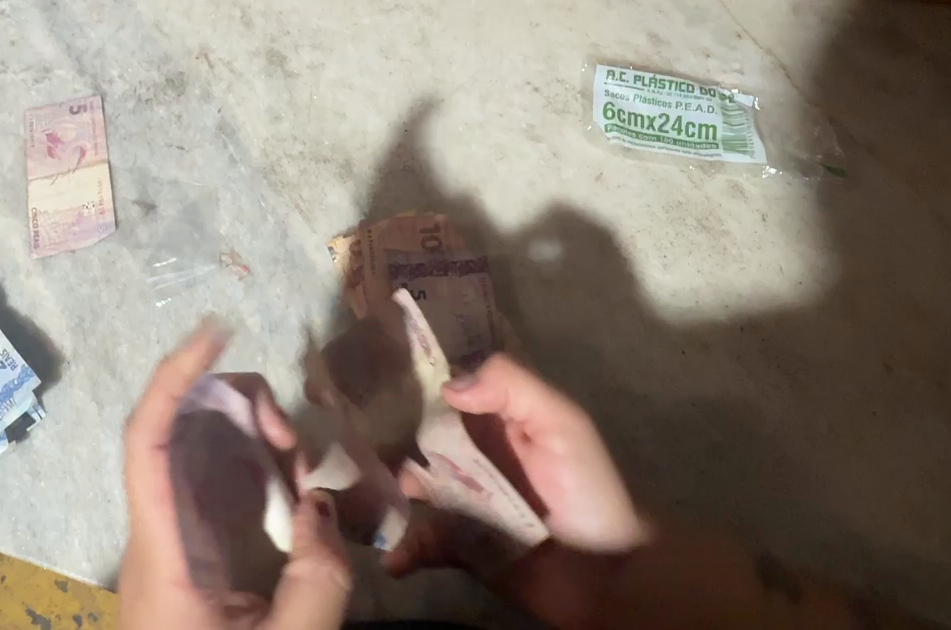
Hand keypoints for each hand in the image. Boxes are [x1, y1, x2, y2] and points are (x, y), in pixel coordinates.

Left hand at [120, 319, 352, 629]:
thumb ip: (315, 583)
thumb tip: (321, 508)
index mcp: (160, 546)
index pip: (147, 438)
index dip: (175, 376)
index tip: (215, 330)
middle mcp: (160, 522)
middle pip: (181, 426)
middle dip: (238, 405)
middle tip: (291, 436)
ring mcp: (178, 528)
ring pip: (205, 445)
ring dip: (254, 435)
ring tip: (298, 463)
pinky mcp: (197, 541)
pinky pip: (222, 477)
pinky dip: (260, 466)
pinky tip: (293, 488)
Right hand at [382, 355, 647, 629]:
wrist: (608, 578)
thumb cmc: (587, 489)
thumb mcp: (562, 422)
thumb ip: (511, 387)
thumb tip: (446, 387)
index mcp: (489, 416)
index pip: (440, 389)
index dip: (405, 381)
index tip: (362, 373)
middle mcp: (466, 451)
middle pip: (412, 435)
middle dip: (379, 436)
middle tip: (342, 440)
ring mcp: (458, 497)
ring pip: (407, 485)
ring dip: (382, 490)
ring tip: (356, 495)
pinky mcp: (457, 543)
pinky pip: (420, 540)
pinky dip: (402, 547)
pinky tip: (392, 556)